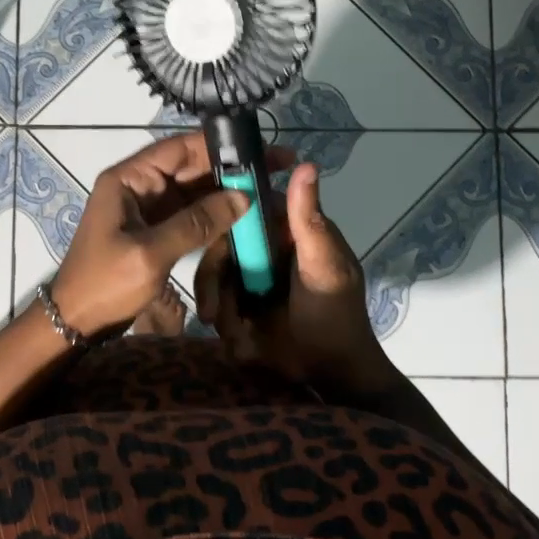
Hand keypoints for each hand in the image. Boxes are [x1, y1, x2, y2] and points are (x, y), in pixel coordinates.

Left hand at [50, 132, 257, 335]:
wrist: (75, 323)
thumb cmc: (105, 284)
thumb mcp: (151, 253)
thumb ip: (196, 223)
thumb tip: (242, 197)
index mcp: (128, 179)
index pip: (179, 148)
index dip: (220, 145)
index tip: (259, 146)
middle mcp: (139, 186)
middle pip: (191, 167)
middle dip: (231, 168)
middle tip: (278, 167)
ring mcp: (147, 209)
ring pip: (195, 191)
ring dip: (228, 191)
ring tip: (269, 189)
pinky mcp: (155, 231)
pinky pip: (191, 214)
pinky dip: (216, 214)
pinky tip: (245, 215)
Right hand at [195, 163, 393, 394]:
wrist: (333, 375)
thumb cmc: (336, 316)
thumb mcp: (324, 266)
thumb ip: (308, 220)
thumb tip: (307, 164)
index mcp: (286, 229)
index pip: (241, 210)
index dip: (220, 220)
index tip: (202, 236)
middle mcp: (264, 248)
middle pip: (220, 248)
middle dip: (214, 282)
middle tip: (213, 313)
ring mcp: (250, 278)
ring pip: (214, 279)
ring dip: (222, 309)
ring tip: (238, 337)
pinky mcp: (241, 306)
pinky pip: (217, 305)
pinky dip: (227, 325)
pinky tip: (243, 344)